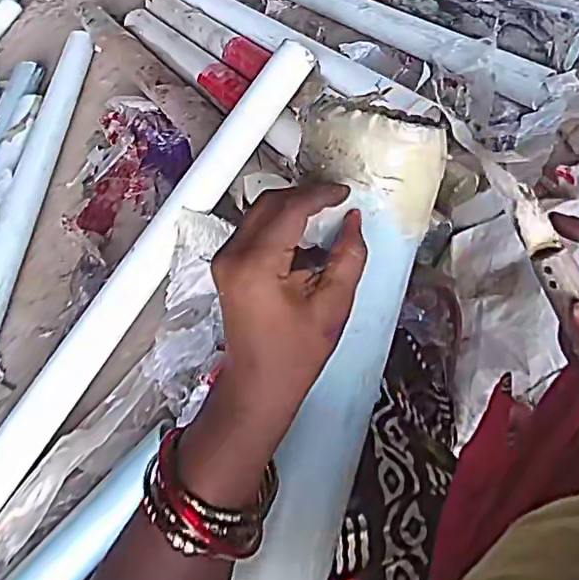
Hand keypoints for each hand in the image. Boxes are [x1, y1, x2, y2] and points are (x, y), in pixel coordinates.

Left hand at [213, 184, 363, 421]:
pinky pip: (255, 229)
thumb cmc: (293, 356)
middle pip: (271, 202)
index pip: (290, 209)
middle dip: (306, 196)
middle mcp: (233, 255)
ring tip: (325, 218)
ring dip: (293, 209)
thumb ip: (348, 258)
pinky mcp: (228, 264)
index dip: (320, 195)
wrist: (258, 385)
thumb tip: (352, 222)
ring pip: (261, 212)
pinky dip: (281, 225)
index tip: (343, 194)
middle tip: (336, 202)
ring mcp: (226, 259)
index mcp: (256, 264)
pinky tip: (306, 240)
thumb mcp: (332, 307)